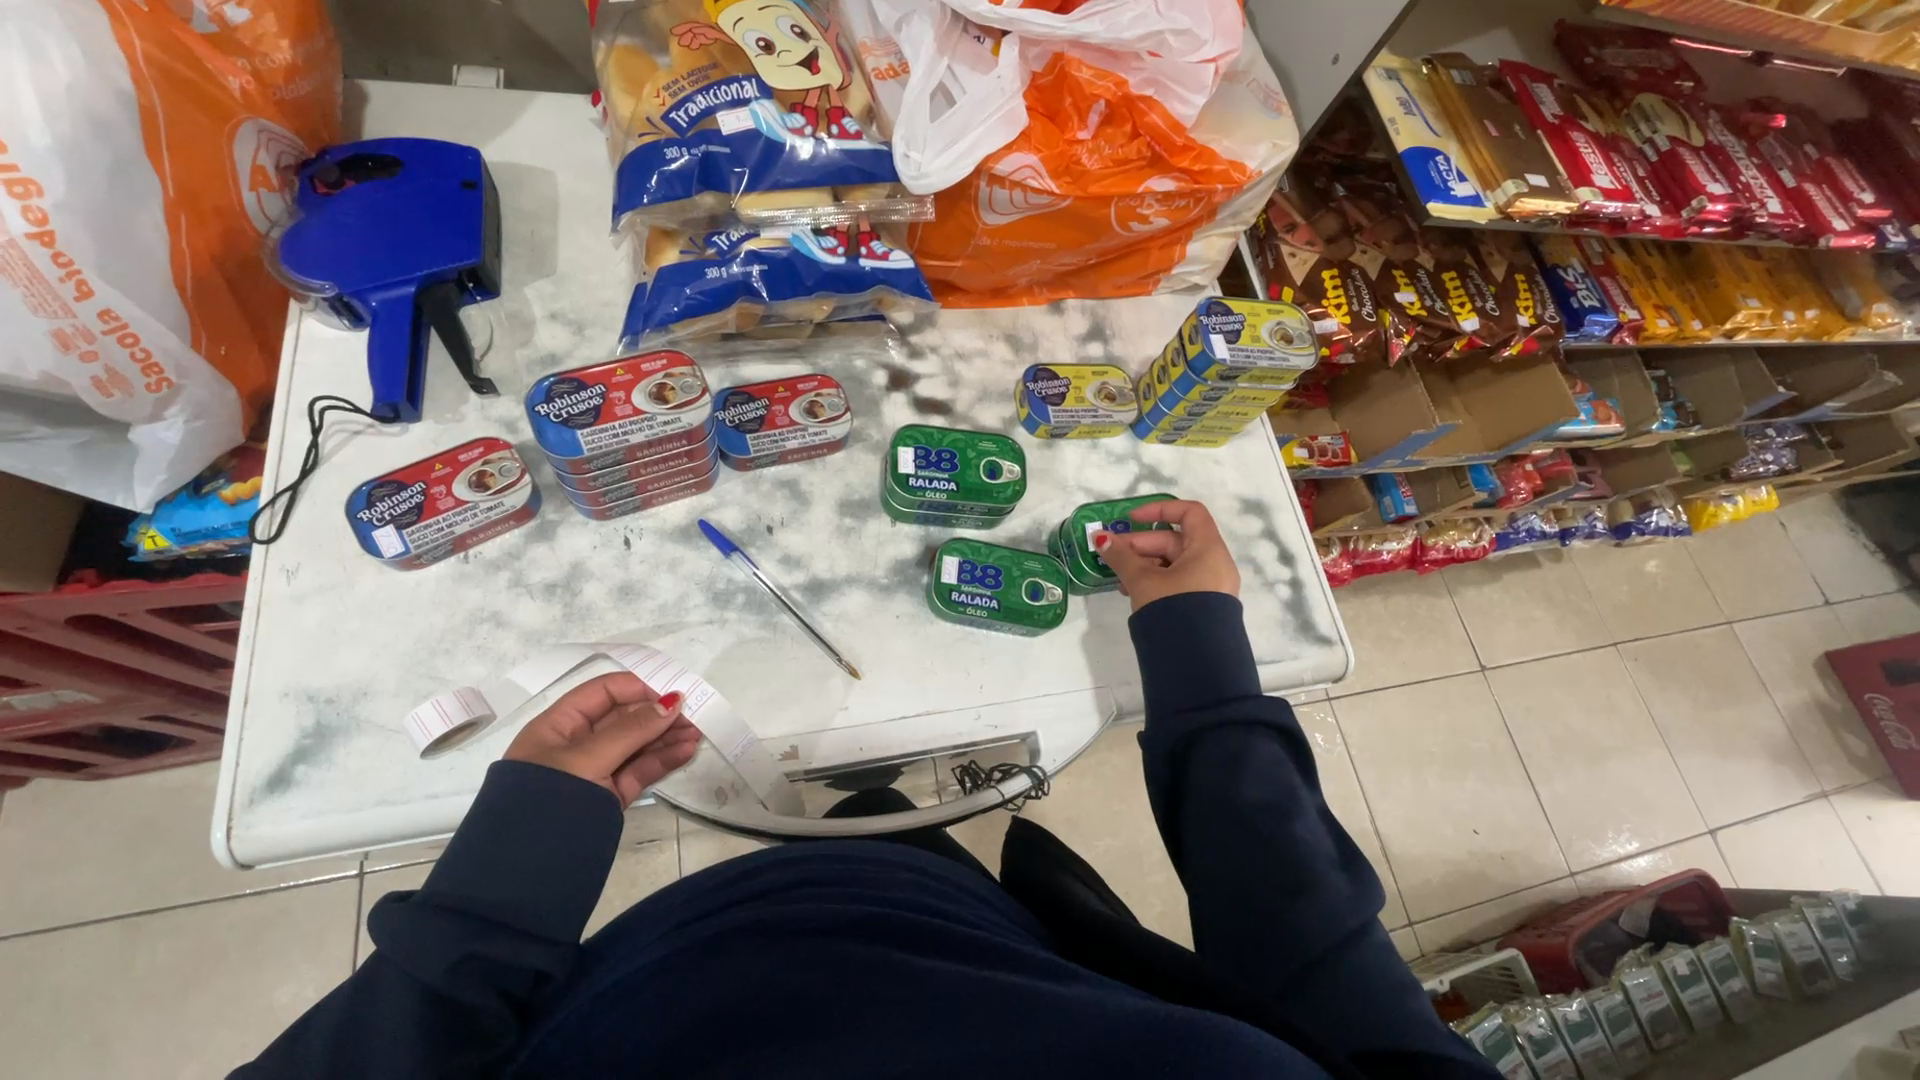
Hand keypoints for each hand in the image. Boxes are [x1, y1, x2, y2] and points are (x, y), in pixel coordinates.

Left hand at [504, 673, 701, 805]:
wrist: (528, 870)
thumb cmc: (550, 797)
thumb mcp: (587, 758)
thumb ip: (632, 729)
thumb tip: (673, 701)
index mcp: (558, 726)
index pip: (602, 692)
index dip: (637, 688)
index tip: (671, 694)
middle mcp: (576, 744)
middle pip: (624, 717)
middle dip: (659, 714)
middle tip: (694, 714)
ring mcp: (594, 771)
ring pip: (636, 745)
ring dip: (667, 737)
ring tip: (698, 733)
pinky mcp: (610, 796)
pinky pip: (640, 770)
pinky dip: (663, 760)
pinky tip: (686, 752)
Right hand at [1096, 499, 1240, 612]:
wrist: (1196, 663)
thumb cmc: (1173, 609)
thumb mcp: (1142, 580)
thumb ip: (1121, 556)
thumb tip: (1101, 538)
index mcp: (1208, 549)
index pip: (1188, 512)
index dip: (1158, 509)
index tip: (1130, 520)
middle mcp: (1214, 563)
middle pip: (1175, 540)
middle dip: (1141, 545)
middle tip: (1113, 555)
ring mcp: (1211, 585)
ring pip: (1174, 563)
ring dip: (1144, 565)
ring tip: (1120, 579)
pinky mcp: (1204, 605)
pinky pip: (1178, 581)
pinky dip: (1155, 581)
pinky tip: (1132, 593)